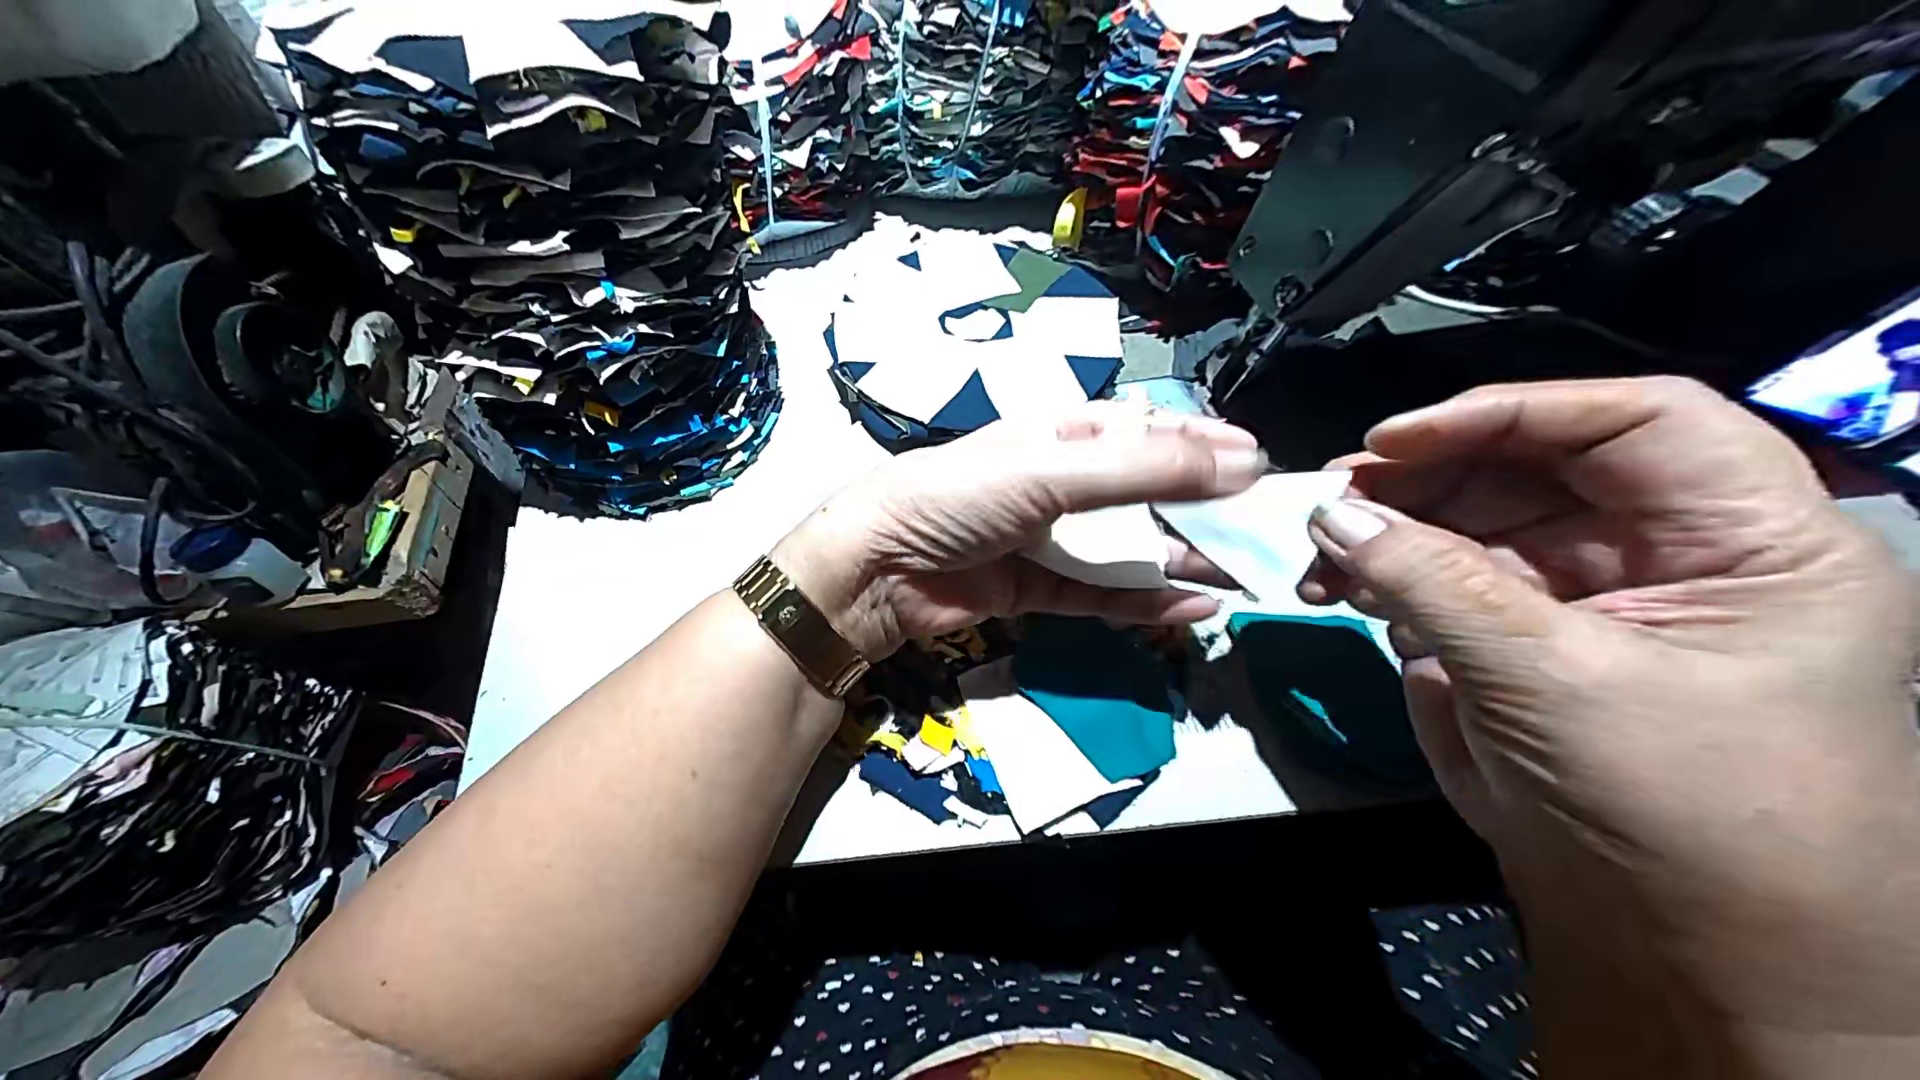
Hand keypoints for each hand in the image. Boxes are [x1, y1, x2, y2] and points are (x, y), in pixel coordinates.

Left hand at [773, 403, 1264, 659]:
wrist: (880, 569)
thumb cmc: (959, 499)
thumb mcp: (1051, 470)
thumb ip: (1142, 469)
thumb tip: (1237, 464)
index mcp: (1060, 436)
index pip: (1144, 430)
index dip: (1200, 440)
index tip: (1256, 458)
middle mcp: (1060, 483)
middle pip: (1145, 493)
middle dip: (1202, 508)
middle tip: (1261, 526)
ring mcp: (1051, 539)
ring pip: (1130, 549)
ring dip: (1182, 559)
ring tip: (1241, 571)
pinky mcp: (1039, 588)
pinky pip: (1104, 594)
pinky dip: (1146, 601)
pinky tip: (1193, 606)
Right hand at [1297, 377, 1919, 1068]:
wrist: (1662, 941)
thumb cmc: (1671, 809)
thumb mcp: (1551, 680)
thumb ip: (1431, 582)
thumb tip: (1328, 513)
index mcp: (1744, 540)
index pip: (1632, 422)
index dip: (1508, 412)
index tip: (1392, 441)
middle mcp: (1657, 547)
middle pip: (1525, 465)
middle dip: (1418, 478)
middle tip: (1330, 500)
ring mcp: (1572, 589)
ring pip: (1462, 517)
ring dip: (1381, 529)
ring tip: (1316, 557)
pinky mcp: (1506, 630)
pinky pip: (1430, 574)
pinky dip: (1375, 573)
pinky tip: (1333, 588)